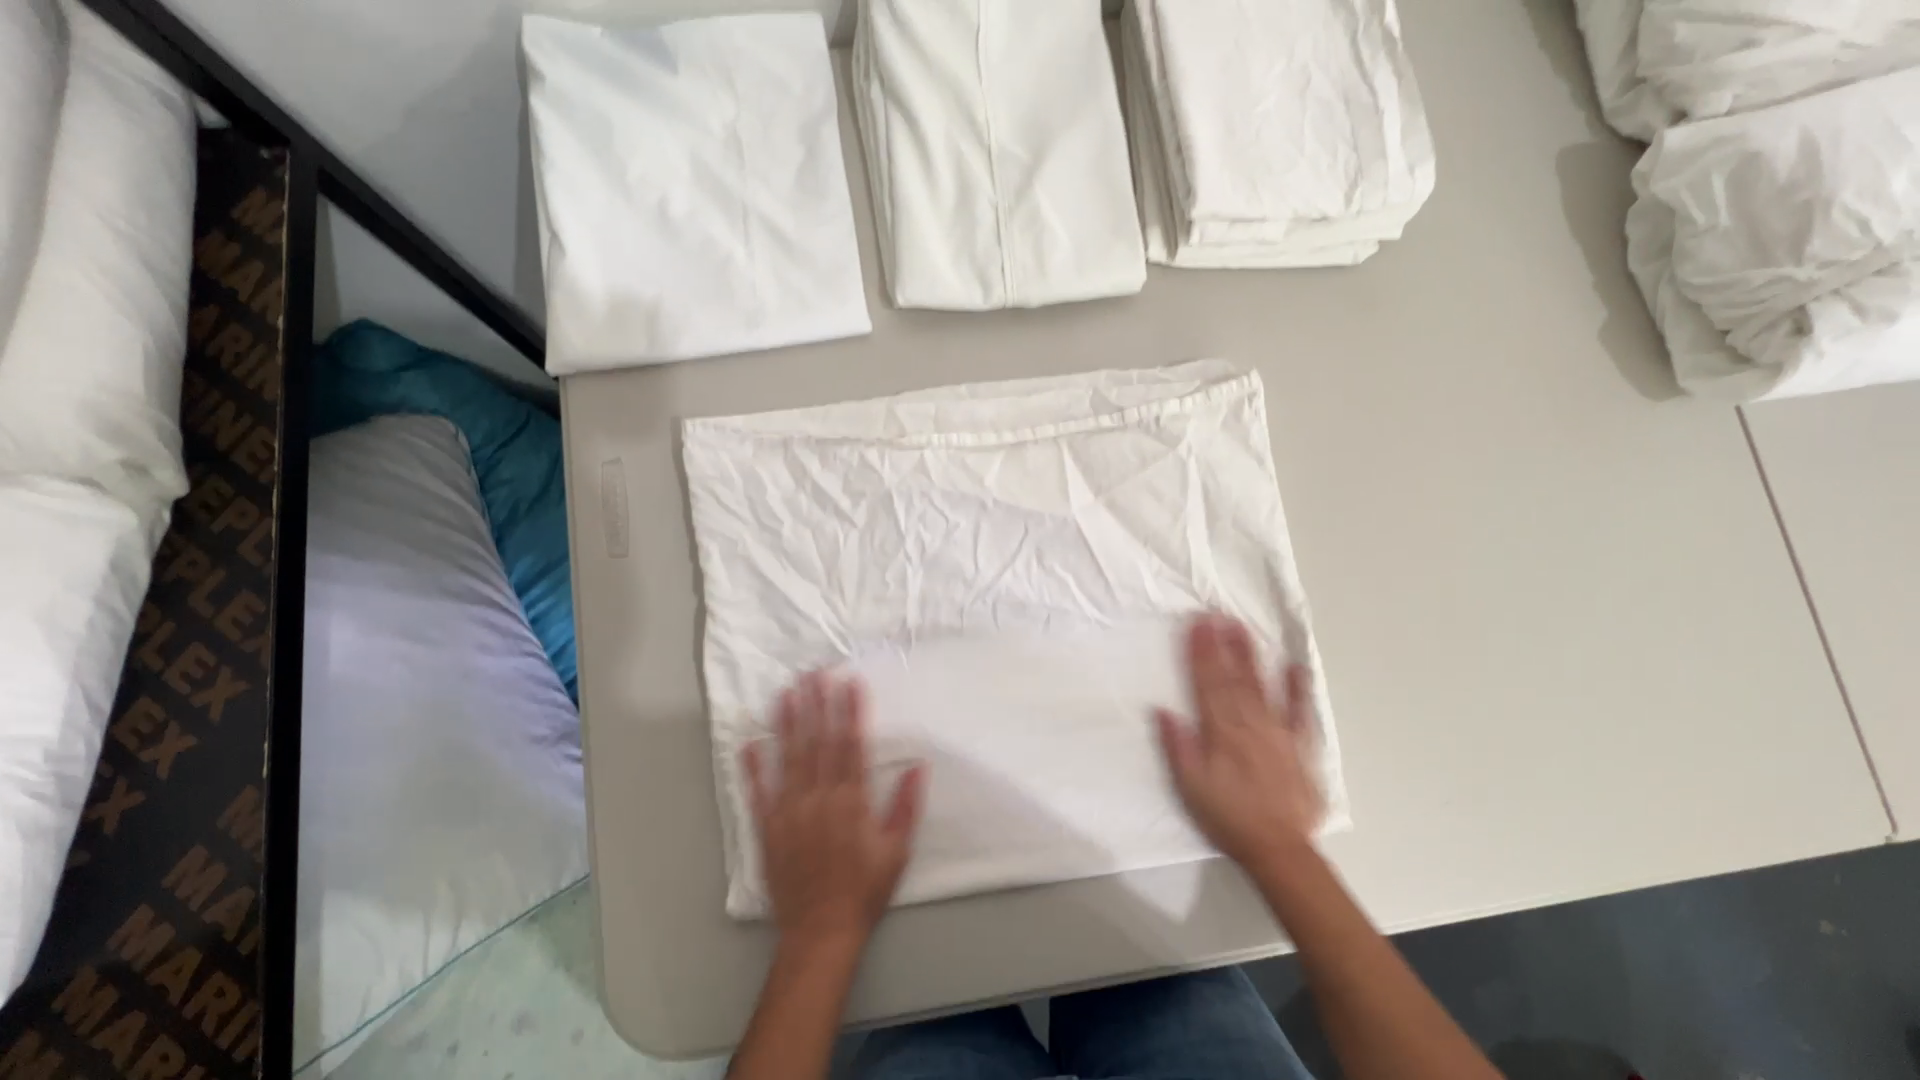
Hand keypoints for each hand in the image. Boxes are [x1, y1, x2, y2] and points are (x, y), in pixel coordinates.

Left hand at [743, 671, 925, 949]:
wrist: (821, 931)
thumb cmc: (865, 890)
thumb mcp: (897, 851)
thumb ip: (906, 806)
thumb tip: (918, 766)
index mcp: (851, 801)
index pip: (851, 745)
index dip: (850, 712)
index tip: (848, 682)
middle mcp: (818, 799)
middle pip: (817, 743)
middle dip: (817, 705)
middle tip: (813, 673)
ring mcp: (789, 812)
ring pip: (788, 758)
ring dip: (787, 723)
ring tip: (786, 693)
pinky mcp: (767, 829)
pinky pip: (758, 792)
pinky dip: (752, 767)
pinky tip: (749, 742)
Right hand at [1156, 614, 1326, 868]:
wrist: (1279, 848)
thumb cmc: (1228, 818)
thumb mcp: (1191, 788)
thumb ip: (1178, 747)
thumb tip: (1163, 709)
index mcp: (1221, 733)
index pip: (1207, 684)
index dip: (1200, 653)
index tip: (1196, 625)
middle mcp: (1250, 725)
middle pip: (1233, 678)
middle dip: (1222, 644)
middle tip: (1217, 614)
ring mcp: (1279, 732)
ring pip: (1262, 686)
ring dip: (1251, 655)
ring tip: (1243, 628)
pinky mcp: (1301, 745)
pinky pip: (1300, 711)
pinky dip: (1298, 687)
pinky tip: (1294, 666)